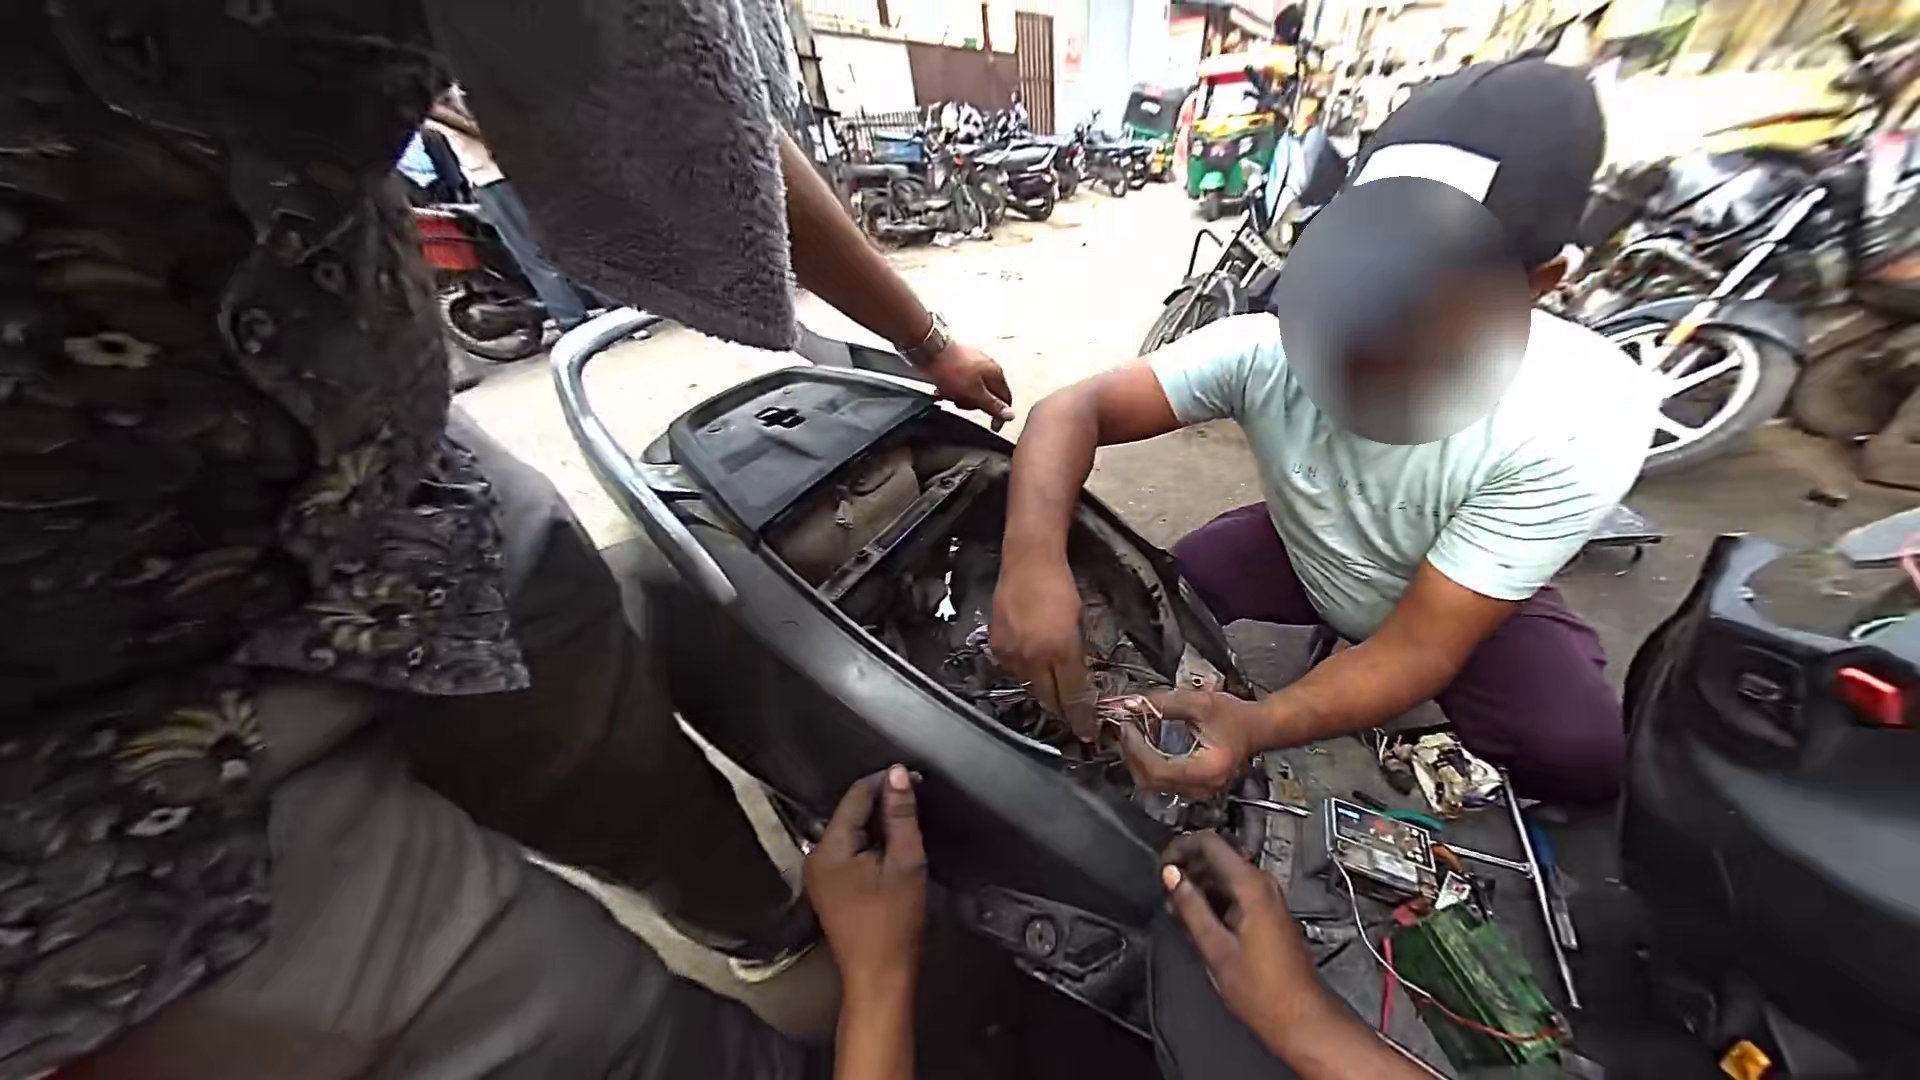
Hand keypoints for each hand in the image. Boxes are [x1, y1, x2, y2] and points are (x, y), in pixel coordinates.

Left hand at [805, 765, 927, 1000]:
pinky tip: (893, 842)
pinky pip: (850, 847)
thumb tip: (896, 772)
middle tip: (915, 796)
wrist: (880, 979)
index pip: (857, 794)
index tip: (914, 778)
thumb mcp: (905, 861)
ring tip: (908, 817)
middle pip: (852, 810)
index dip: (886, 781)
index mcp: (830, 847)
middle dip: (883, 800)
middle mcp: (816, 855)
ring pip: (852, 828)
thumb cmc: (894, 922)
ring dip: (879, 820)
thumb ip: (900, 814)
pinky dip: (871, 839)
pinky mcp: (830, 885)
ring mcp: (820, 872)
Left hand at [921, 341, 1014, 428]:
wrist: (931, 350)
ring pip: (973, 389)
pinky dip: (954, 388)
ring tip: (949, 393)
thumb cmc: (954, 371)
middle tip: (961, 403)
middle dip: (974, 403)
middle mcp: (989, 366)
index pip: (1006, 399)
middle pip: (988, 395)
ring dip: (961, 396)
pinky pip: (962, 381)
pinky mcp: (961, 360)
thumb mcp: (975, 393)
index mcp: (996, 373)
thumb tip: (1011, 415)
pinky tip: (944, 387)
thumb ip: (993, 405)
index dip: (1000, 415)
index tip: (993, 427)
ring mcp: (975, 362)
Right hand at [990, 555, 1097, 739]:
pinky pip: (1012, 670)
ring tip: (1050, 687)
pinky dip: (1024, 672)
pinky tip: (1031, 663)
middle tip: (1070, 715)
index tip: (1087, 730)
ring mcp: (1011, 652)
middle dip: (1060, 708)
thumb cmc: (1060, 586)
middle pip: (1047, 698)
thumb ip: (1075, 654)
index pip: (1072, 695)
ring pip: (1027, 686)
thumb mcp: (1079, 622)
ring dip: (1041, 690)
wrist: (1028, 562)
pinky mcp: (996, 646)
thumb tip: (1077, 680)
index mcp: (1061, 650)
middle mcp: (1033, 656)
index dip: (1081, 716)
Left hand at [1119, 689, 1261, 797]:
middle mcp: (1202, 787)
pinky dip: (1146, 762)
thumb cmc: (1233, 717)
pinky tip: (1144, 742)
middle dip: (1132, 753)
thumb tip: (1133, 703)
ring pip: (1152, 783)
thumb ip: (1164, 703)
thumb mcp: (1198, 703)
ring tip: (1134, 732)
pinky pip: (1160, 780)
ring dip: (1137, 758)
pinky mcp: (1192, 786)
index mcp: (1207, 770)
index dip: (1136, 749)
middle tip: (1126, 726)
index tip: (1127, 726)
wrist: (1255, 728)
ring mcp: (1197, 790)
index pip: (1158, 770)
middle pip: (1151, 781)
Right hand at [1162, 831, 1328, 1056]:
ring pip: (1223, 874)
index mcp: (1251, 885)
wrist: (1303, 1022)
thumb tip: (1171, 875)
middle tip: (1168, 890)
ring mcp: (1267, 897)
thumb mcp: (1215, 947)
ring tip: (1179, 910)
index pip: (1209, 842)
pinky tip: (1199, 921)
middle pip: (1216, 856)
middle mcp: (1262, 884)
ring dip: (1198, 885)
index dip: (1180, 847)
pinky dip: (1213, 898)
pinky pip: (1234, 890)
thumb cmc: (1265, 992)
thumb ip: (1190, 905)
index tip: (1164, 865)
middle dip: (1187, 869)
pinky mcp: (1267, 911)